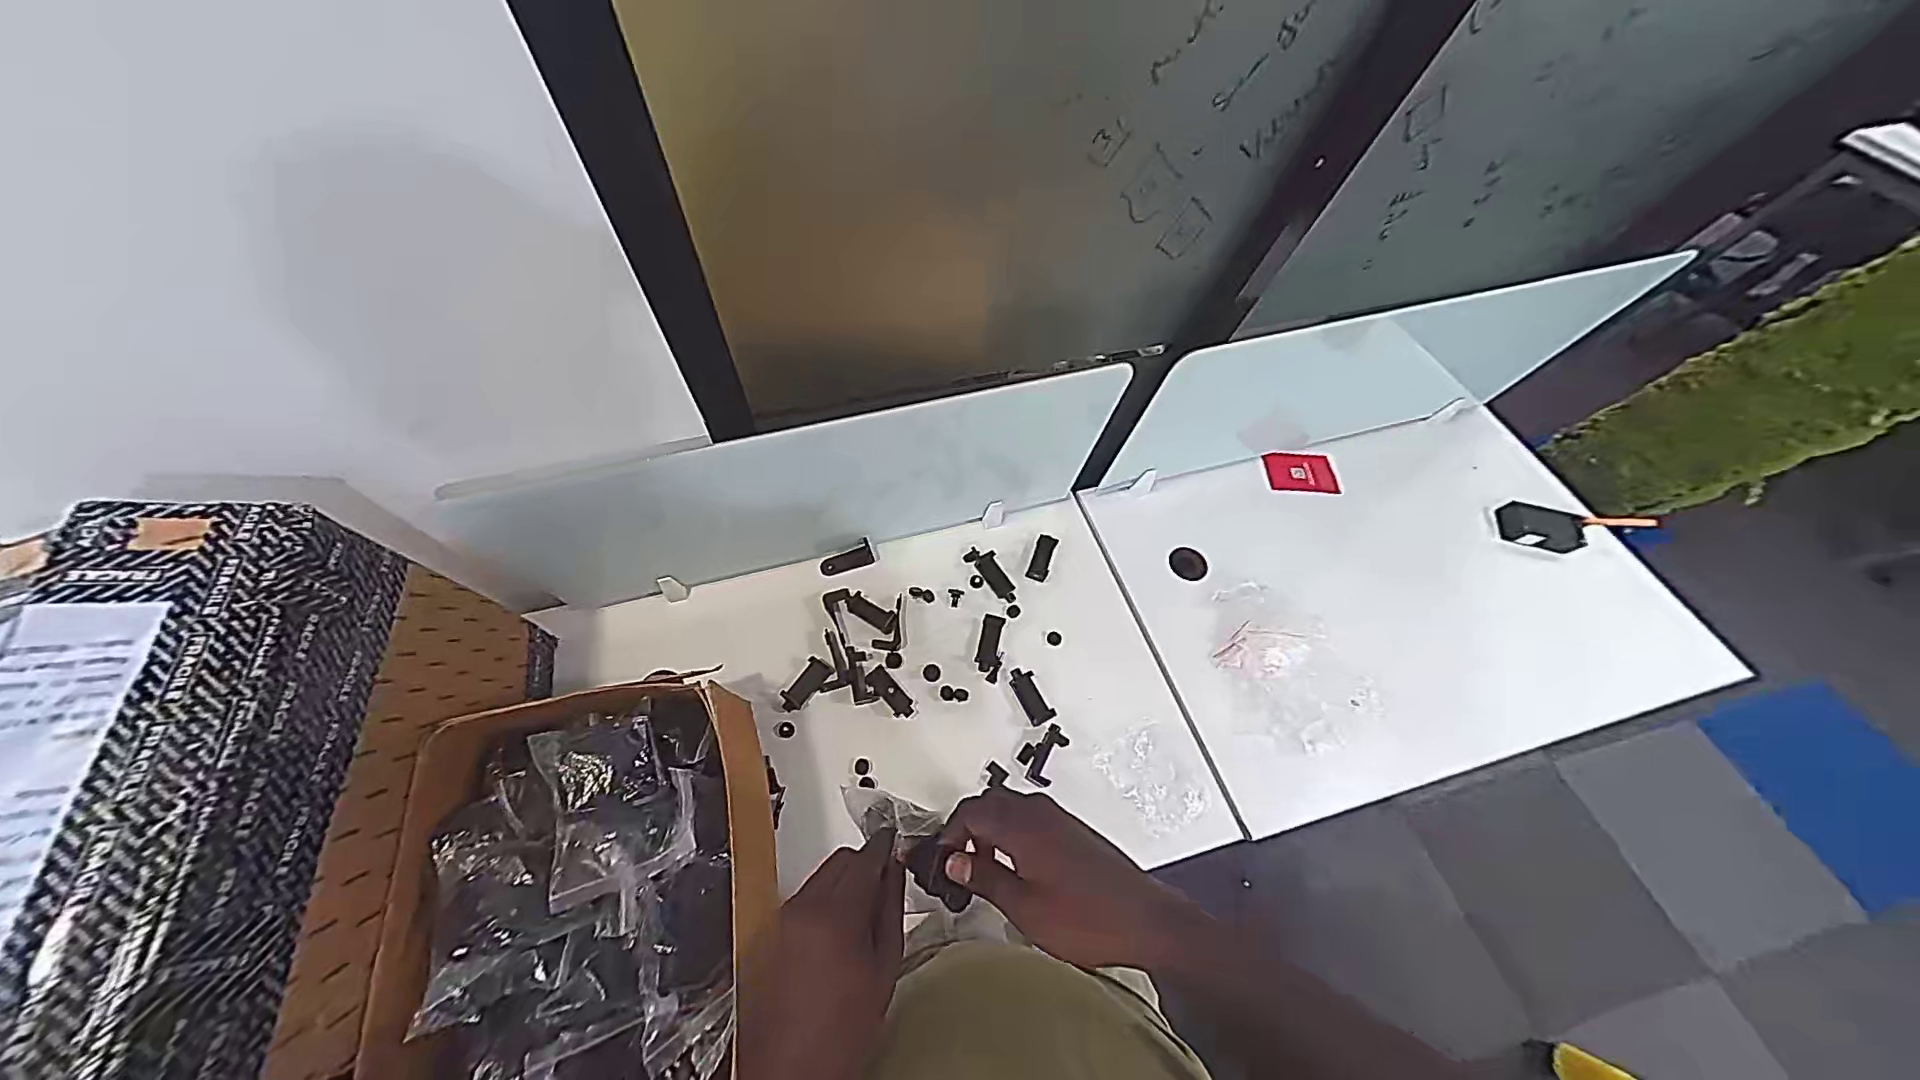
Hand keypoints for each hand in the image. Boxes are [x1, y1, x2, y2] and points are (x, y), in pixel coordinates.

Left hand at [737, 829, 905, 1079]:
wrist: (786, 1072)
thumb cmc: (837, 1035)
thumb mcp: (884, 969)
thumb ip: (890, 909)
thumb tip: (894, 873)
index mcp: (836, 913)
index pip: (866, 857)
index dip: (885, 846)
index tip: (894, 842)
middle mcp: (802, 907)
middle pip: (841, 859)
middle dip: (864, 864)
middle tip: (881, 882)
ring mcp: (779, 918)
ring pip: (820, 876)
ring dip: (842, 883)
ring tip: (858, 918)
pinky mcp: (766, 932)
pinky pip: (801, 898)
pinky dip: (821, 902)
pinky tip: (833, 934)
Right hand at [938, 789, 1208, 971]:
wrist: (1144, 921)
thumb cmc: (1092, 916)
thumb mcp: (1023, 907)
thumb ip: (984, 878)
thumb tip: (956, 862)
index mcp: (1022, 825)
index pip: (970, 811)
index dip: (948, 833)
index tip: (941, 856)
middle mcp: (1039, 813)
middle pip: (987, 802)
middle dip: (965, 826)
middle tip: (955, 858)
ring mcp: (1058, 818)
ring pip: (1008, 807)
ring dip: (988, 828)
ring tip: (981, 865)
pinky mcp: (1070, 829)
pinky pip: (1028, 817)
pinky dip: (1010, 832)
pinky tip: (1013, 864)